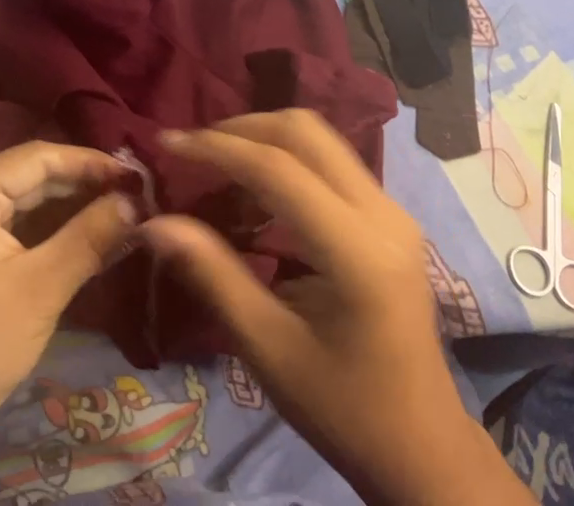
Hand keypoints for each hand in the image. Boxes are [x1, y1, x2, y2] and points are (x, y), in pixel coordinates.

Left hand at [0, 142, 136, 505]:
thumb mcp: (42, 287)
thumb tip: (136, 200)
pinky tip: (90, 234)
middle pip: (28, 176)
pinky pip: (11, 224)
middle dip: (83, 186)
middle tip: (139, 196)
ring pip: (23, 200)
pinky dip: (49, 230)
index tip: (138, 174)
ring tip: (125, 213)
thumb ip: (90, 235)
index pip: (35, 158)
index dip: (89, 162)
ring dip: (70, 208)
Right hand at [142, 110, 533, 505]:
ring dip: (261, 139)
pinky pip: (331, 163)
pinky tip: (252, 191)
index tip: (163, 145)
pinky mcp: (389, 220)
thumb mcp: (266, 346)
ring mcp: (393, 213)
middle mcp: (384, 216)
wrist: (419, 444)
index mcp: (357, 251)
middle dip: (239, 129)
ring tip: (212, 166)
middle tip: (189, 151)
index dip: (215, 148)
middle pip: (305, 132)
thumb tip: (154, 221)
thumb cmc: (340, 405)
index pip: (278, 168)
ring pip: (320, 140)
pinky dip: (284, 159)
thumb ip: (212, 274)